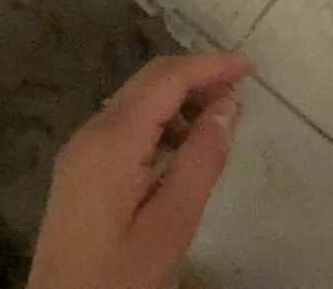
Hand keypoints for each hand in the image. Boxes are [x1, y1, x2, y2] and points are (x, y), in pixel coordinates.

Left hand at [27, 53, 254, 288]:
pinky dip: (161, 119)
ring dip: (180, 97)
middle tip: (241, 89)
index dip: (210, 66)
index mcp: (111, 141)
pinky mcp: (81, 167)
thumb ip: (201, 161)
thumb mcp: (170, 226)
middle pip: (150, 80)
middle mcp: (91, 130)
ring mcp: (81, 148)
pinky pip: (127, 123)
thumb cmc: (118, 279)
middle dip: (197, 75)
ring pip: (138, 98)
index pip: (166, 79)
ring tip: (220, 118)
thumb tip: (227, 106)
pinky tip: (185, 144)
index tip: (250, 67)